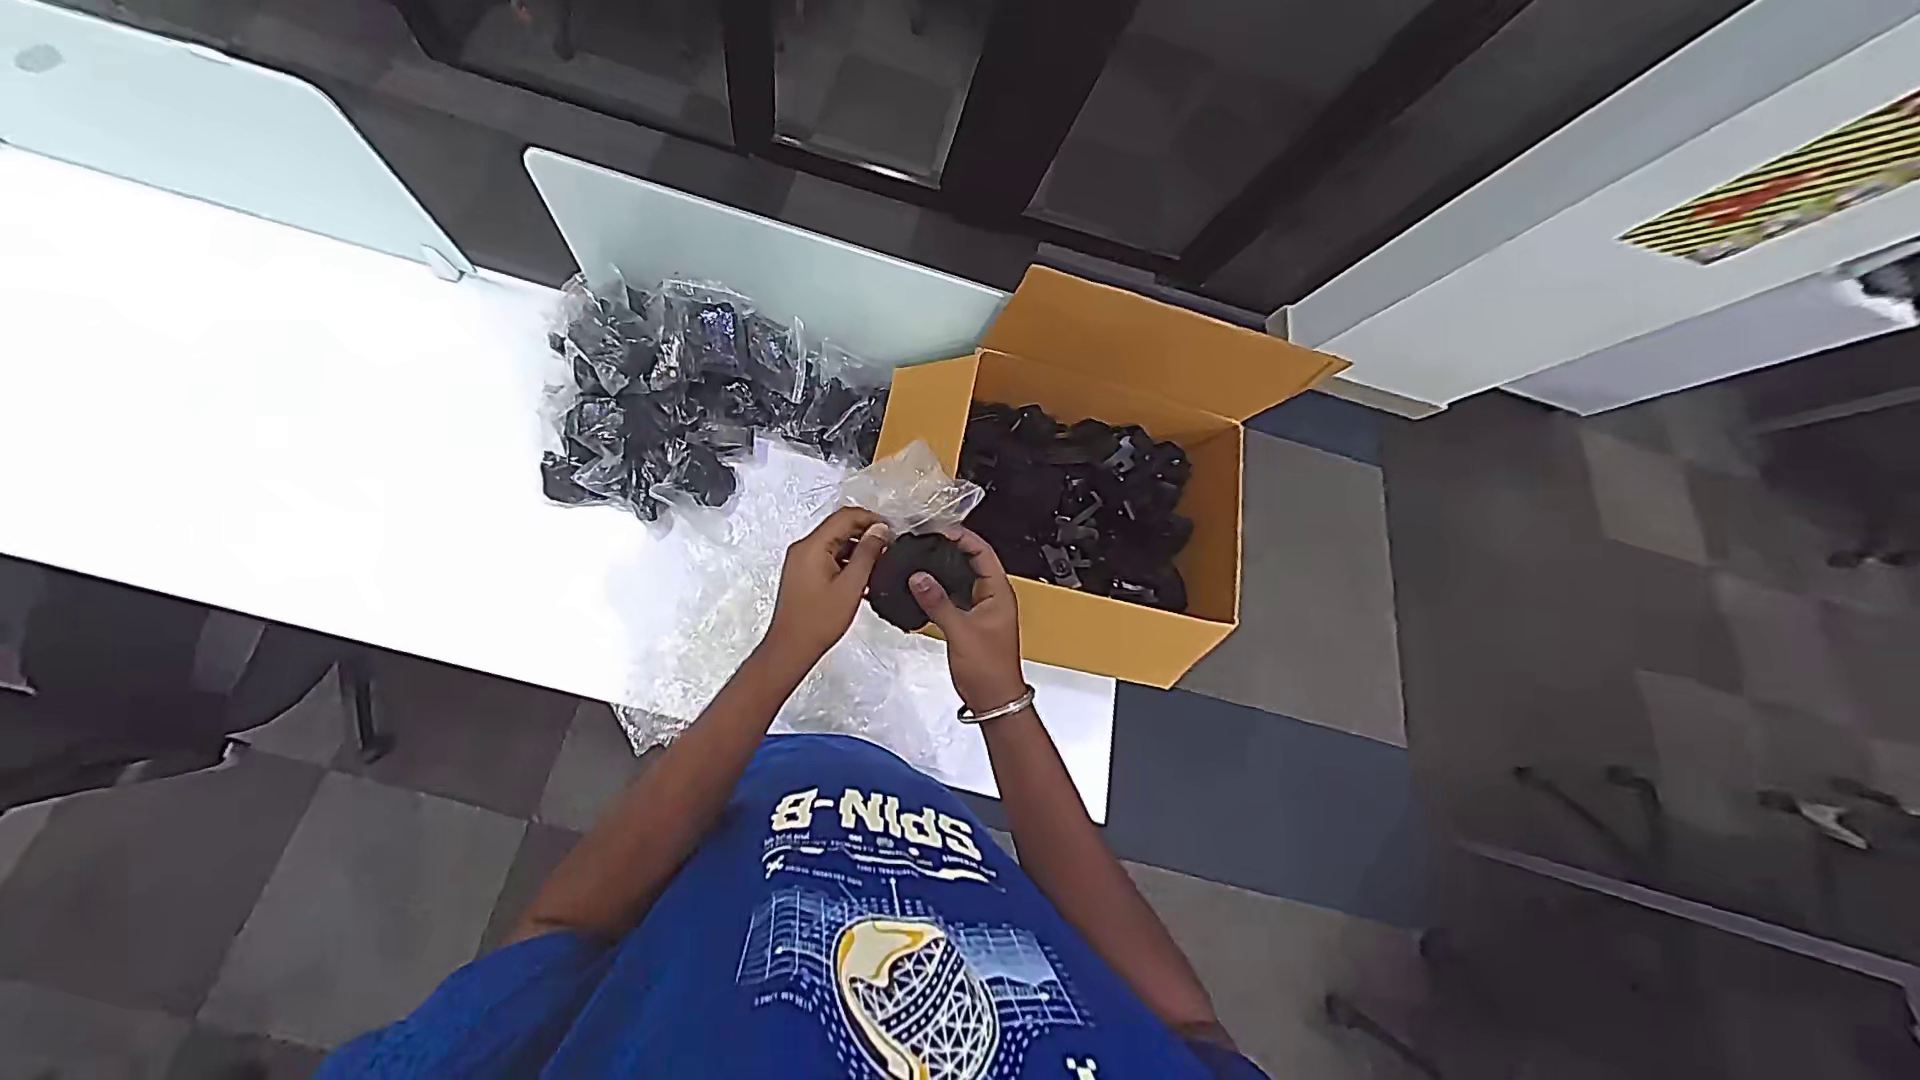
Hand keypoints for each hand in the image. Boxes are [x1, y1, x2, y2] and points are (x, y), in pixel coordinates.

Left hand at [764, 507, 889, 664]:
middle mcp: (803, 549)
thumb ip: (867, 553)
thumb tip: (878, 531)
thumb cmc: (817, 621)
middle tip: (886, 544)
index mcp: (812, 547)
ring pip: (834, 541)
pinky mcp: (803, 572)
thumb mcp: (852, 585)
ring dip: (856, 547)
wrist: (793, 646)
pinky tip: (860, 575)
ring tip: (877, 562)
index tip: (888, 529)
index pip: (844, 516)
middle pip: (838, 526)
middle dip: (865, 532)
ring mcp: (801, 560)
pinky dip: (845, 559)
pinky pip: (827, 555)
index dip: (870, 519)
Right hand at [910, 526, 1027, 713]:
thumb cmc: (990, 670)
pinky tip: (926, 587)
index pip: (983, 552)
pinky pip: (956, 594)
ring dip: (945, 567)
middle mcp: (994, 597)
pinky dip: (941, 587)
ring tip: (924, 556)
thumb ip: (938, 603)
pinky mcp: (972, 620)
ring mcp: (983, 608)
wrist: (993, 699)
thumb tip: (920, 578)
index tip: (941, 530)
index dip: (963, 537)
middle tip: (928, 538)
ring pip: (963, 577)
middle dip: (951, 547)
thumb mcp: (961, 632)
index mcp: (999, 593)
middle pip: (974, 560)